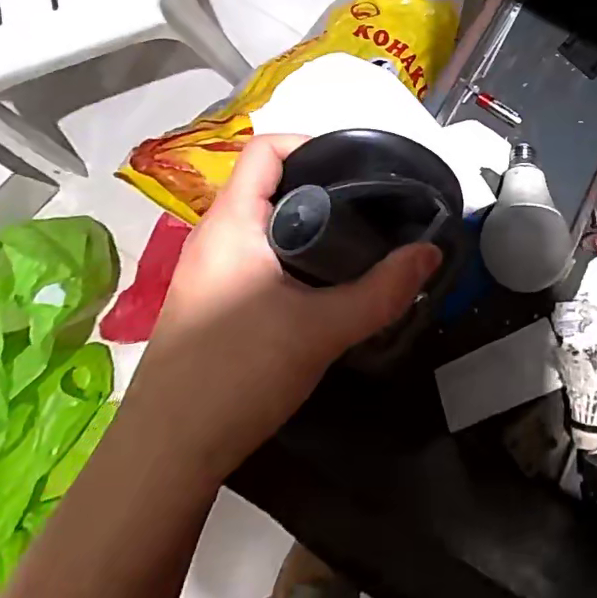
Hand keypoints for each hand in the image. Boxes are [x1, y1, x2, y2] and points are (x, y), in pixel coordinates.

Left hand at [118, 134, 440, 482]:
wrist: (166, 452)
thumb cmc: (237, 372)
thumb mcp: (320, 330)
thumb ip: (380, 291)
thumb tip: (430, 252)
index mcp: (231, 221)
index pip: (266, 149)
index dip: (312, 145)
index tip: (357, 168)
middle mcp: (214, 235)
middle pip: (269, 184)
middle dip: (321, 188)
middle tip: (370, 207)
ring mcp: (208, 270)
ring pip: (264, 224)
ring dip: (307, 226)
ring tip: (354, 242)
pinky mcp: (211, 301)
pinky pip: (256, 256)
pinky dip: (291, 255)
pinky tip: (320, 285)